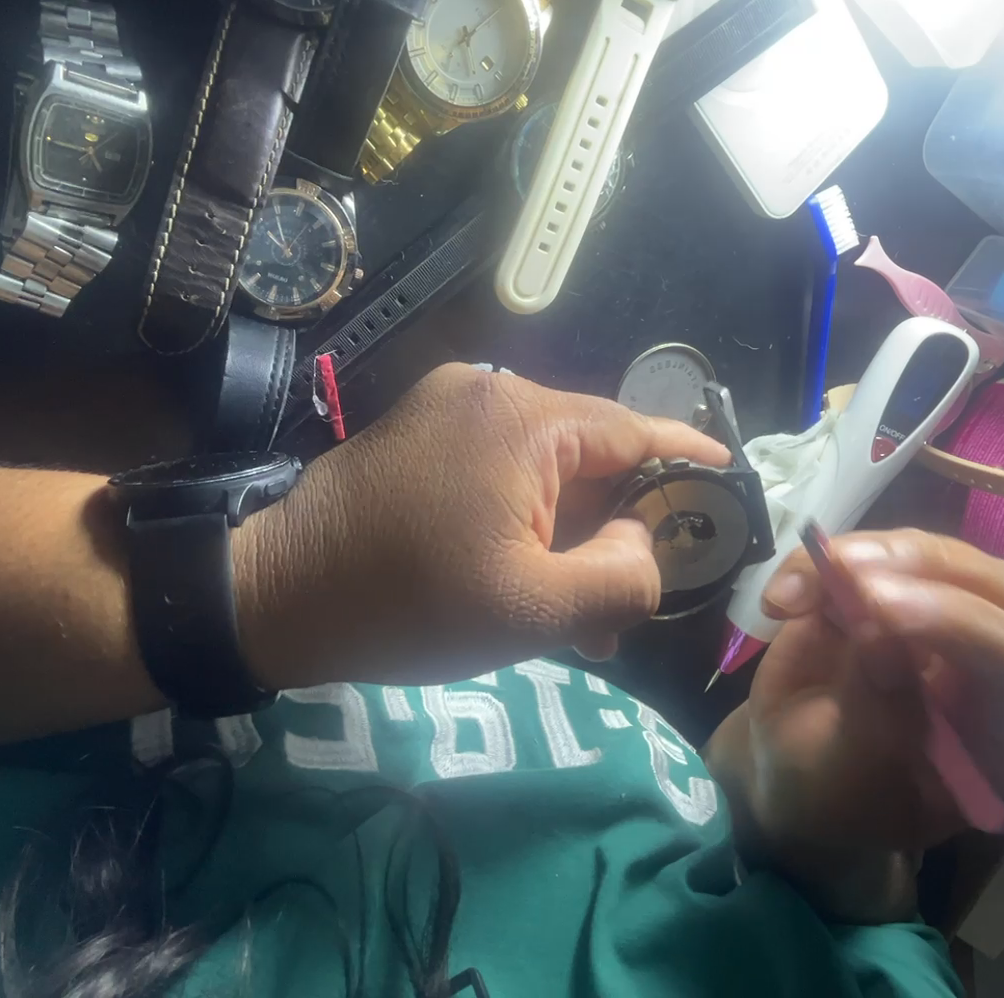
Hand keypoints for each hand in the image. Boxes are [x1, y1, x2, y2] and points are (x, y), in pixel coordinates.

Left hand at [232, 364, 731, 688]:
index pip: (635, 432)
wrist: (272, 596)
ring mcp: (446, 410)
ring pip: (543, 469)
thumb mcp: (533, 610)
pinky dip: (524, 519)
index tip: (732, 482)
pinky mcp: (419, 437)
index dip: (689, 462)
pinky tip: (526, 576)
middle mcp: (487, 392)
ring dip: (568, 533)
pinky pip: (498, 471)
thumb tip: (647, 544)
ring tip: (579, 610)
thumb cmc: (405, 604)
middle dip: (618, 524)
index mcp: (522, 418)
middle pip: (588, 454)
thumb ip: (622, 577)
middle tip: (637, 593)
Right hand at [716, 530, 1003, 857]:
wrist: (789, 771)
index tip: (876, 607)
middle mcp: (986, 670)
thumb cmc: (826, 793)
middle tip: (838, 569)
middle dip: (916, 565)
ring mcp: (940, 624)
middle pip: (993, 588)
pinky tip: (780, 599)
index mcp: (997, 734)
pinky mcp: (889, 594)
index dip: (957, 624)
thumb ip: (870, 717)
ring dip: (860, 555)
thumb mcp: (841, 779)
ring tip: (789, 596)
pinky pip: (873, 553)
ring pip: (934, 557)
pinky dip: (820, 561)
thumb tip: (876, 631)